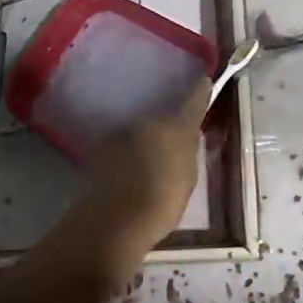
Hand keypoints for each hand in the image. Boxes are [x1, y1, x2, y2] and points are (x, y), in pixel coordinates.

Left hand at [63, 77, 211, 281]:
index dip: (200, 92)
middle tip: (168, 154)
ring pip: (137, 133)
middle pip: (160, 121)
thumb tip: (182, 142)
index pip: (193, 102)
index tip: (203, 81)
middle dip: (164, 132)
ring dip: (142, 144)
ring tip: (144, 169)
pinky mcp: (99, 148)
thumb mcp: (186, 180)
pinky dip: (124, 155)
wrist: (113, 221)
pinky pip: (119, 146)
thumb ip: (185, 153)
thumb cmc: (161, 205)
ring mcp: (119, 132)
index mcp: (175, 128)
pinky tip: (125, 175)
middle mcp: (146, 122)